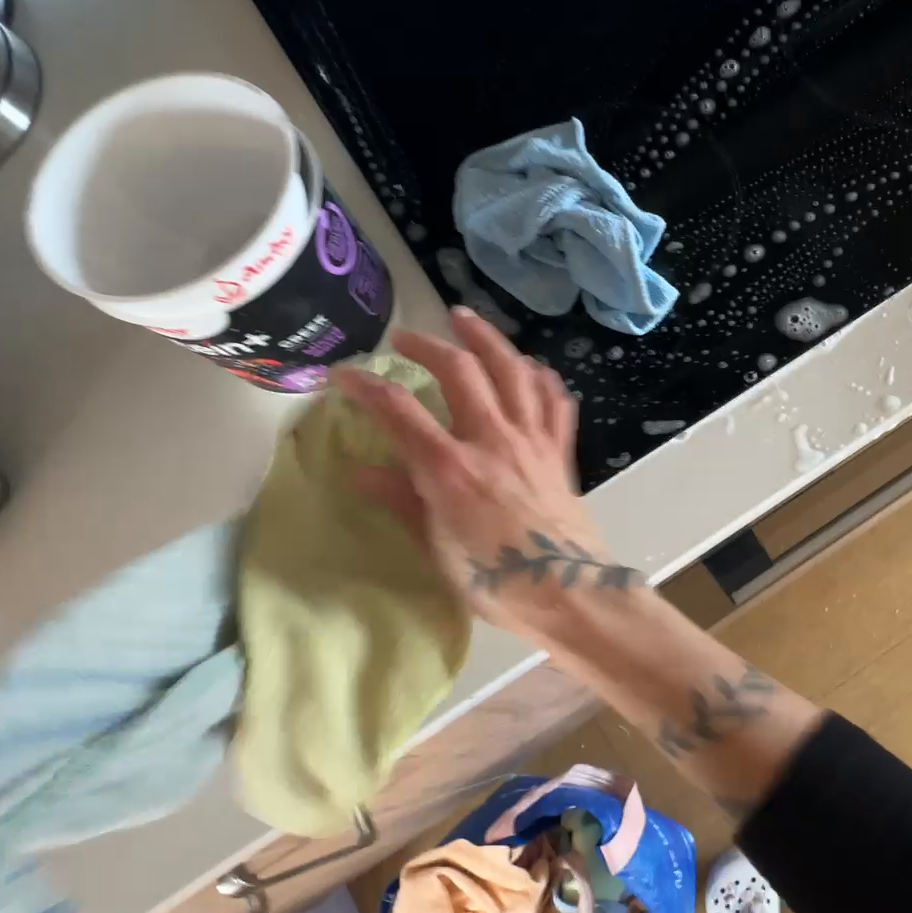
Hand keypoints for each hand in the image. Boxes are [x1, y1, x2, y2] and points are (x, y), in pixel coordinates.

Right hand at [336, 307, 640, 645]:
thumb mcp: (436, 549)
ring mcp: (532, 442)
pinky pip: (554, 401)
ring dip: (488, 339)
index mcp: (451, 468)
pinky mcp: (560, 452)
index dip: (365, 385)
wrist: (568, 593)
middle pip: (461, 371)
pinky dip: (541, 377)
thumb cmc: (496, 582)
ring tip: (466, 319)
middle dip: (428, 345)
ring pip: (513, 371)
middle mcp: (493, 441)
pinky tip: (530, 366)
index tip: (343, 374)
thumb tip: (360, 471)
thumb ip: (401, 503)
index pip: (398, 409)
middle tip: (406, 337)